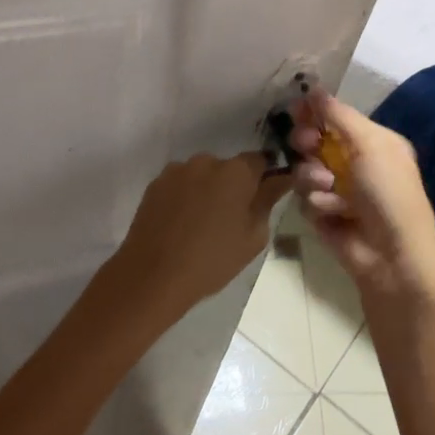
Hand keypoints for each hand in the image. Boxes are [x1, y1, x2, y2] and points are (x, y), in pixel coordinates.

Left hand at [108, 152, 294, 317]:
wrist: (153, 274)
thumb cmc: (213, 259)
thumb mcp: (253, 236)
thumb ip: (268, 200)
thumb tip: (281, 178)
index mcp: (236, 171)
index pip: (260, 160)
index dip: (264, 177)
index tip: (263, 197)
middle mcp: (206, 161)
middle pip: (228, 168)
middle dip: (233, 186)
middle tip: (231, 219)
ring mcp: (176, 170)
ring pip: (202, 176)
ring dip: (206, 191)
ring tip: (201, 225)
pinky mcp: (155, 184)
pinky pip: (180, 185)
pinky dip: (184, 198)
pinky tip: (180, 224)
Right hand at [290, 91, 434, 298]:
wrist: (392, 255)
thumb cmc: (389, 192)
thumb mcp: (371, 144)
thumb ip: (339, 115)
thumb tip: (314, 88)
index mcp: (373, 142)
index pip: (336, 118)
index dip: (314, 112)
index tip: (296, 108)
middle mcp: (354, 163)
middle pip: (313, 140)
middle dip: (307, 142)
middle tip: (307, 145)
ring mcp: (337, 189)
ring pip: (304, 169)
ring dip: (313, 176)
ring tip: (329, 188)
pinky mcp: (323, 214)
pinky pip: (304, 197)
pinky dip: (317, 203)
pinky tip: (334, 213)